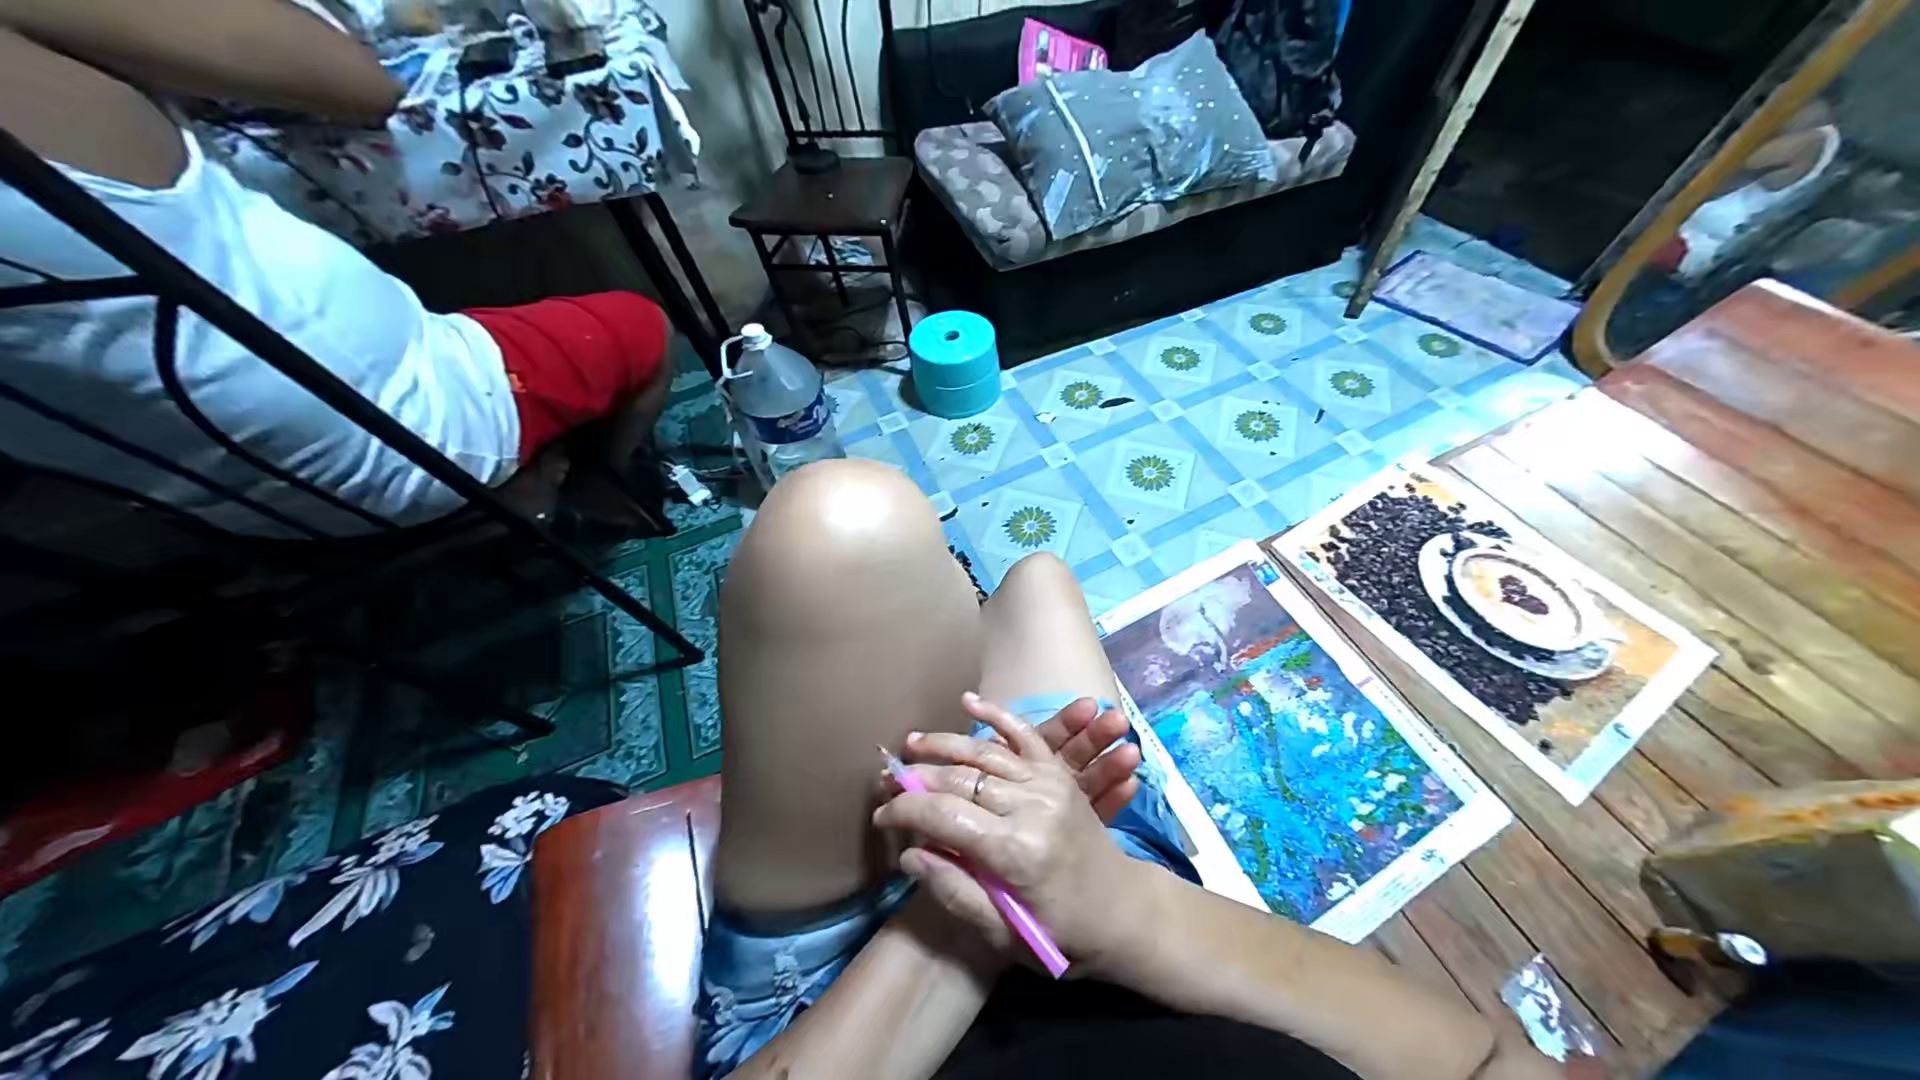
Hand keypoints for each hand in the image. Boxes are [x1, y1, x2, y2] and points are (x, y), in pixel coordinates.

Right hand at [874, 692, 1144, 966]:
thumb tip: (909, 854)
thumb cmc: (1063, 936)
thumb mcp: (1004, 934)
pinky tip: (969, 701)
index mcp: (1016, 852)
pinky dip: (997, 715)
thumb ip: (954, 891)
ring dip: (944, 743)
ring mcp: (1048, 784)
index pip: (945, 816)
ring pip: (985, 752)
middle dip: (917, 777)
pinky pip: (1025, 735)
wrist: (1125, 913)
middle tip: (885, 780)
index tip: (880, 816)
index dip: (906, 812)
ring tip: (911, 743)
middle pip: (960, 779)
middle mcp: (1032, 807)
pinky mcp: (1058, 776)